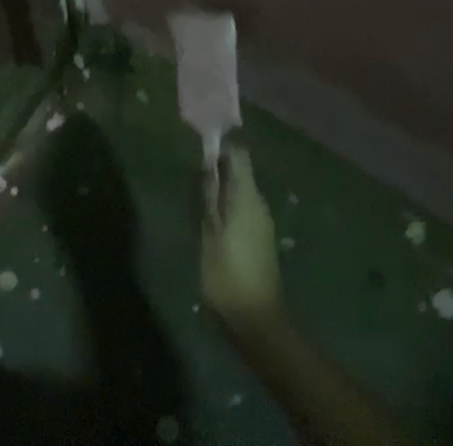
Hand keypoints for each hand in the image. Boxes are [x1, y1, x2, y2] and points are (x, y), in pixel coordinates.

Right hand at [200, 146, 282, 328]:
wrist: (257, 319)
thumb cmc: (227, 274)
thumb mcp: (209, 232)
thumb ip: (209, 195)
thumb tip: (208, 163)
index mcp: (246, 197)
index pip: (239, 155)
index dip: (223, 141)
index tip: (203, 132)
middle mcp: (258, 203)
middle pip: (240, 171)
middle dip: (218, 162)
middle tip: (191, 159)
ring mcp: (261, 221)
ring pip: (239, 190)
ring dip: (220, 184)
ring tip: (194, 184)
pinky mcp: (259, 238)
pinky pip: (241, 206)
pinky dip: (226, 202)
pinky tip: (208, 212)